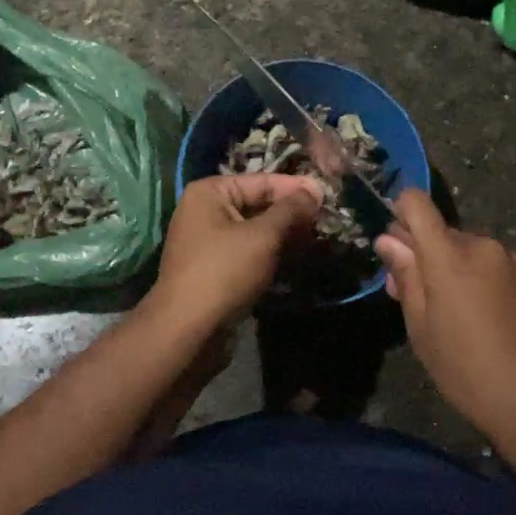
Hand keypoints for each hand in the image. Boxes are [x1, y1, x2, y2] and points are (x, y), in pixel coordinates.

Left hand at [147, 174, 323, 331]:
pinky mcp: (214, 271)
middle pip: (257, 206)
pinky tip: (296, 263)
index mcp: (209, 192)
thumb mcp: (263, 236)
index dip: (295, 188)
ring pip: (255, 233)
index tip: (327, 194)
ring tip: (318, 243)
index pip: (261, 182)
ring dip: (284, 238)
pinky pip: (248, 255)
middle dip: (291, 215)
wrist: (188, 332)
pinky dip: (270, 257)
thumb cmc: (224, 272)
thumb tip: (313, 189)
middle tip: (327, 222)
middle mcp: (205, 212)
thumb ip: (290, 210)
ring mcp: (208, 243)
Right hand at [374, 190, 515, 450]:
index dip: (399, 213)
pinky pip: (488, 266)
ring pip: (464, 250)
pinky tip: (479, 322)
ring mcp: (510, 261)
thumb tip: (388, 240)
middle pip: (440, 231)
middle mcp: (482, 246)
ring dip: (449, 268)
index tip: (392, 246)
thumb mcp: (423, 331)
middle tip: (410, 297)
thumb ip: (406, 278)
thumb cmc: (471, 373)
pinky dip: (474, 280)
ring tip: (448, 317)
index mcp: (450, 255)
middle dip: (421, 253)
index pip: (416, 202)